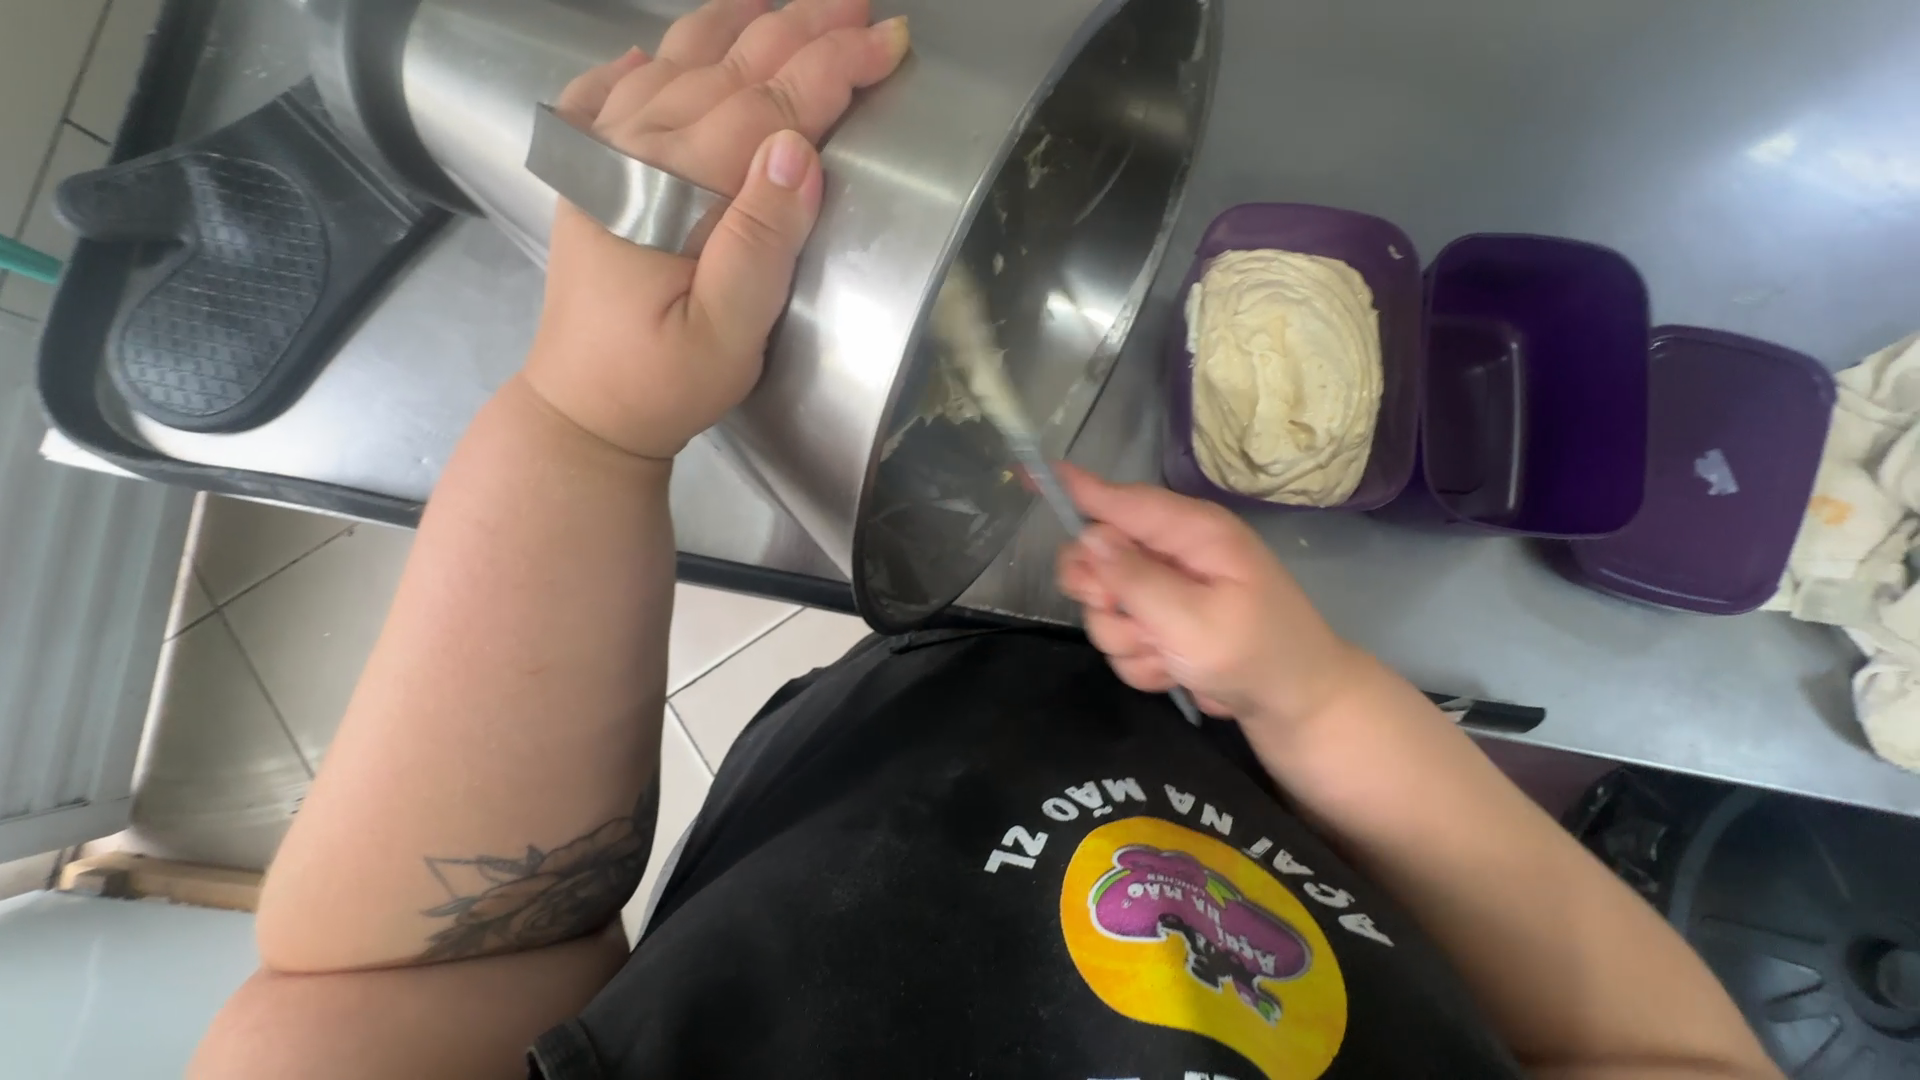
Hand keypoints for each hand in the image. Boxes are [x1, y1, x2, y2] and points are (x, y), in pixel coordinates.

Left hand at [524, 0, 910, 460]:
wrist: (583, 408)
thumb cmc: (663, 382)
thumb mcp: (728, 334)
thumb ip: (761, 242)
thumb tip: (798, 151)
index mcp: (671, 185)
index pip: (768, 105)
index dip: (833, 69)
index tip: (890, 43)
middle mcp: (631, 147)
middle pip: (730, 66)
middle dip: (804, 30)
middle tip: (862, 10)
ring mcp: (602, 151)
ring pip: (678, 60)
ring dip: (741, 24)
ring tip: (788, 3)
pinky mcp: (588, 170)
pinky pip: (614, 87)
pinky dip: (646, 58)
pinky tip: (657, 49)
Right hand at [1055, 465, 1374, 728]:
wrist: (1291, 705)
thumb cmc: (1256, 654)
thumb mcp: (1195, 621)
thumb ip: (1137, 580)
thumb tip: (1088, 536)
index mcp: (1189, 533)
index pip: (1118, 501)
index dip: (1073, 489)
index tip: (1028, 475)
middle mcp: (1170, 553)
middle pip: (1094, 558)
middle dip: (1104, 597)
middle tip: (1130, 620)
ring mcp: (1161, 590)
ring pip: (1100, 607)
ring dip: (1129, 640)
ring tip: (1171, 656)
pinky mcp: (1155, 623)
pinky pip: (1116, 637)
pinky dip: (1140, 661)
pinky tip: (1172, 669)